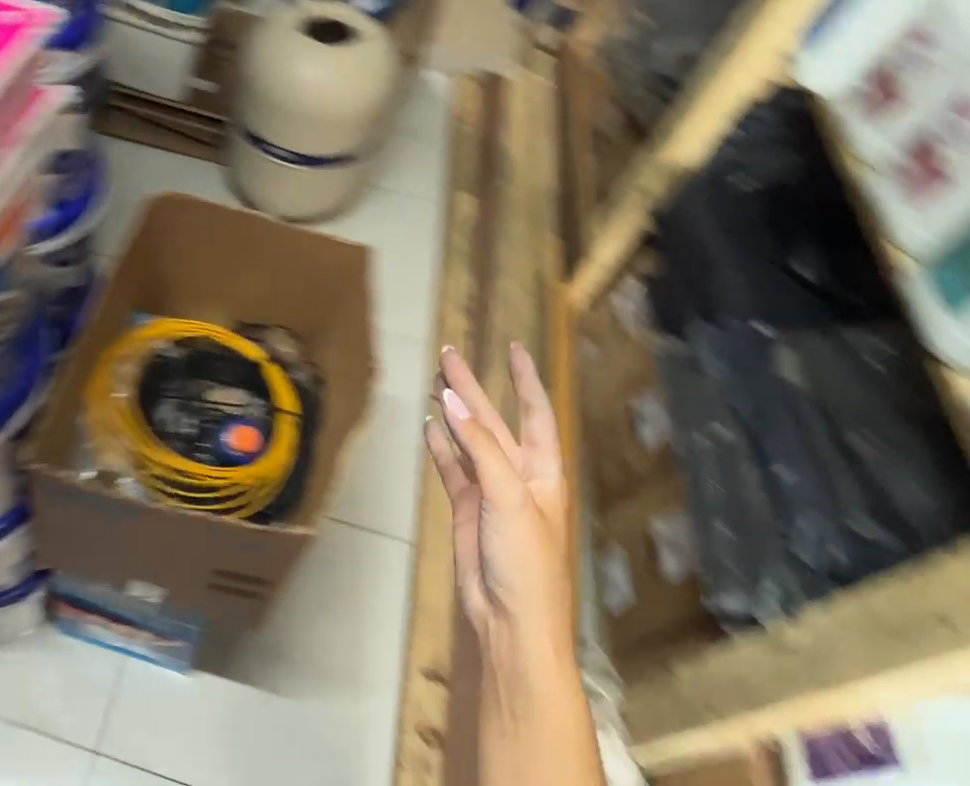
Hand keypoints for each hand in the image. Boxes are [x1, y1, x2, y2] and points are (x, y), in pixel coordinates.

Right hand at [425, 343, 572, 668]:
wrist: (512, 621)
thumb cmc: (528, 560)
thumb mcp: (511, 498)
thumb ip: (480, 448)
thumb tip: (450, 401)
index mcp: (542, 470)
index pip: (535, 412)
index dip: (525, 379)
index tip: (515, 347)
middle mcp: (517, 474)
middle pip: (493, 420)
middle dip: (473, 387)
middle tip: (448, 353)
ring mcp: (489, 491)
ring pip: (467, 440)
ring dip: (452, 412)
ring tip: (433, 380)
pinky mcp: (466, 508)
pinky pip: (451, 468)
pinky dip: (439, 446)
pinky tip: (427, 424)